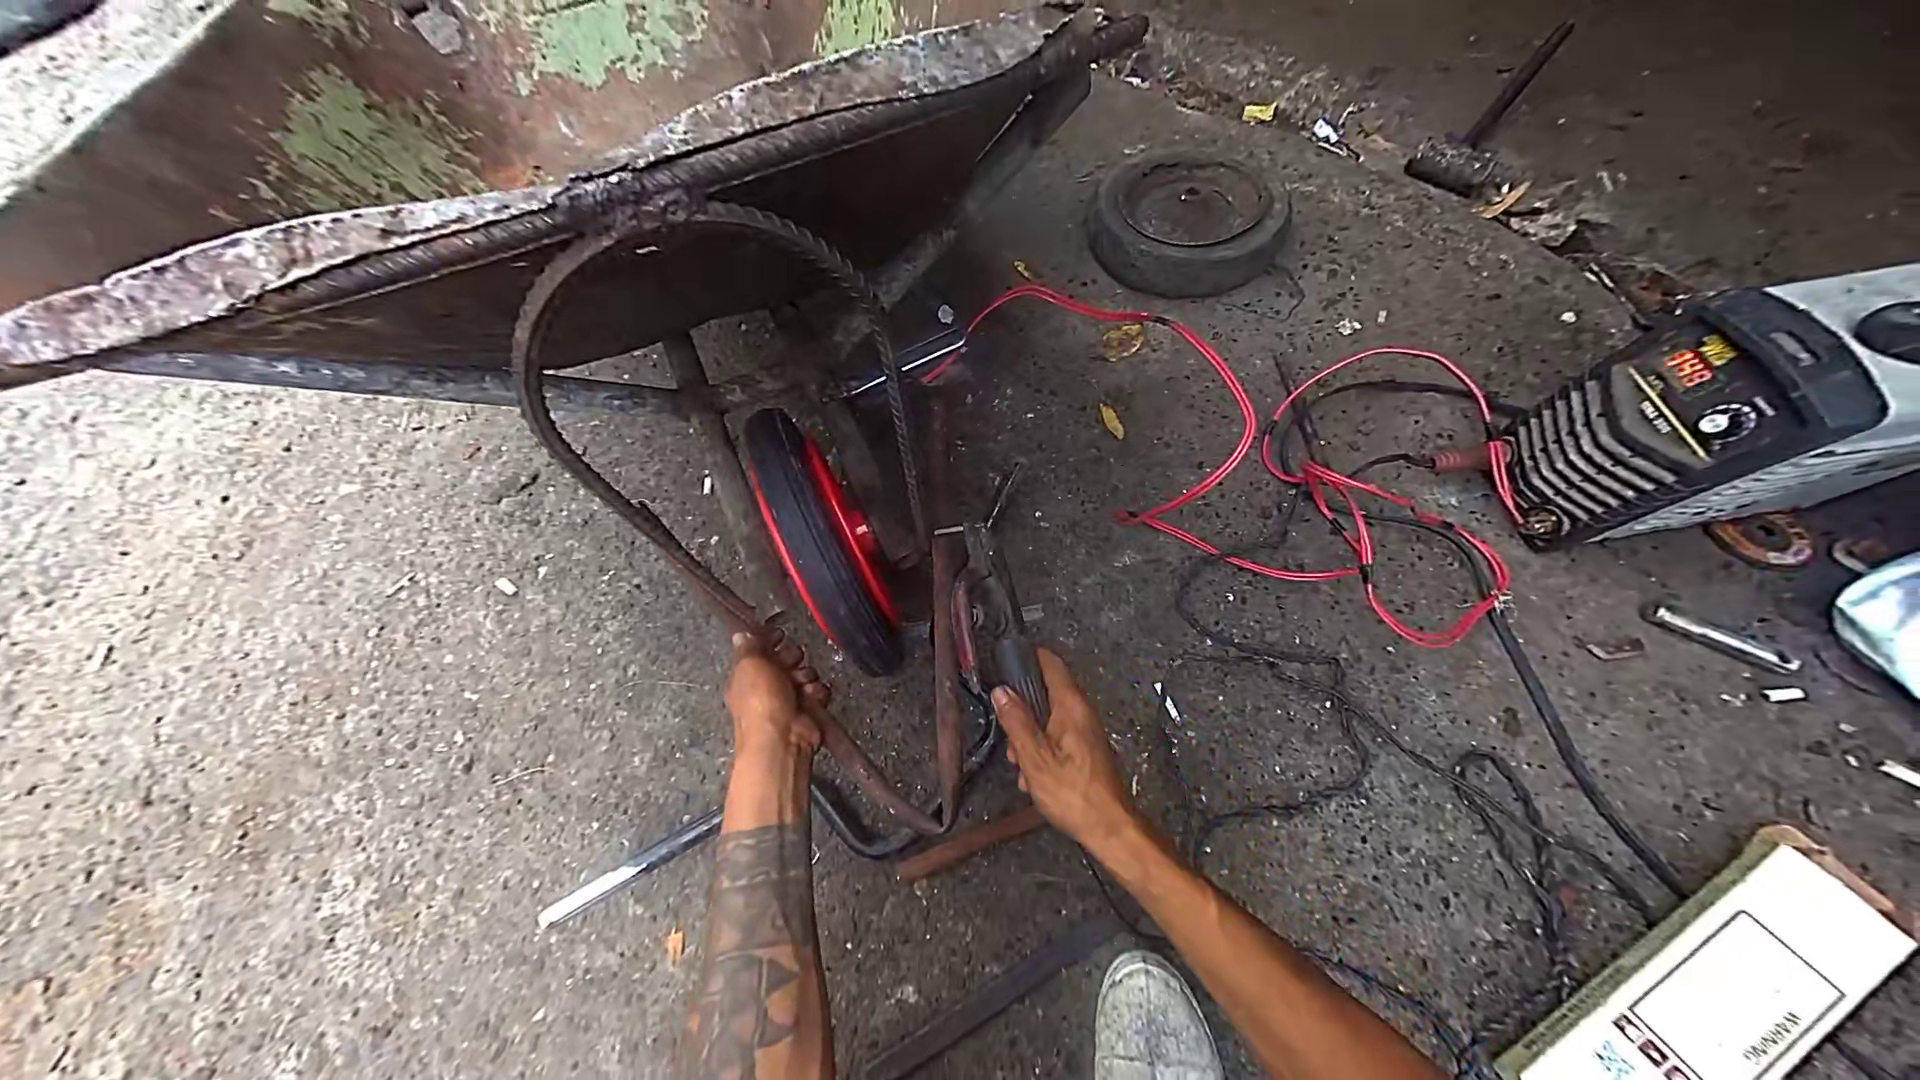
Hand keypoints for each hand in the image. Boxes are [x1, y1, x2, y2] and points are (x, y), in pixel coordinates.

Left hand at [726, 629, 828, 755]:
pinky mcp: (809, 711)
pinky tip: (811, 697)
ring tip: (802, 685)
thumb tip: (741, 634)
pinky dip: (818, 693)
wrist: (782, 738)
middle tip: (792, 661)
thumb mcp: (750, 664)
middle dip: (793, 658)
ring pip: (806, 674)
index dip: (771, 641)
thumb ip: (748, 646)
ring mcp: (789, 700)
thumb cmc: (761, 701)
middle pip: (787, 660)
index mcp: (747, 676)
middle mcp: (767, 688)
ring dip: (807, 676)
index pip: (761, 651)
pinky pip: (819, 692)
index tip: (779, 636)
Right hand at [992, 649, 1142, 856]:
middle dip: (1022, 710)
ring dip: (1029, 737)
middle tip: (1009, 734)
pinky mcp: (1086, 750)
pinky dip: (1042, 750)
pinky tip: (1034, 776)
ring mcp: (1086, 731)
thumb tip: (1002, 692)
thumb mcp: (1034, 756)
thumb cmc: (1074, 794)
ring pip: (1048, 719)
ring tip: (1021, 764)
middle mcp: (1082, 713)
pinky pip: (1057, 738)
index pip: (1051, 663)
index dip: (1029, 657)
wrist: (1109, 827)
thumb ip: (1016, 721)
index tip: (1009, 660)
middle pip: (1046, 693)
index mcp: (1071, 706)